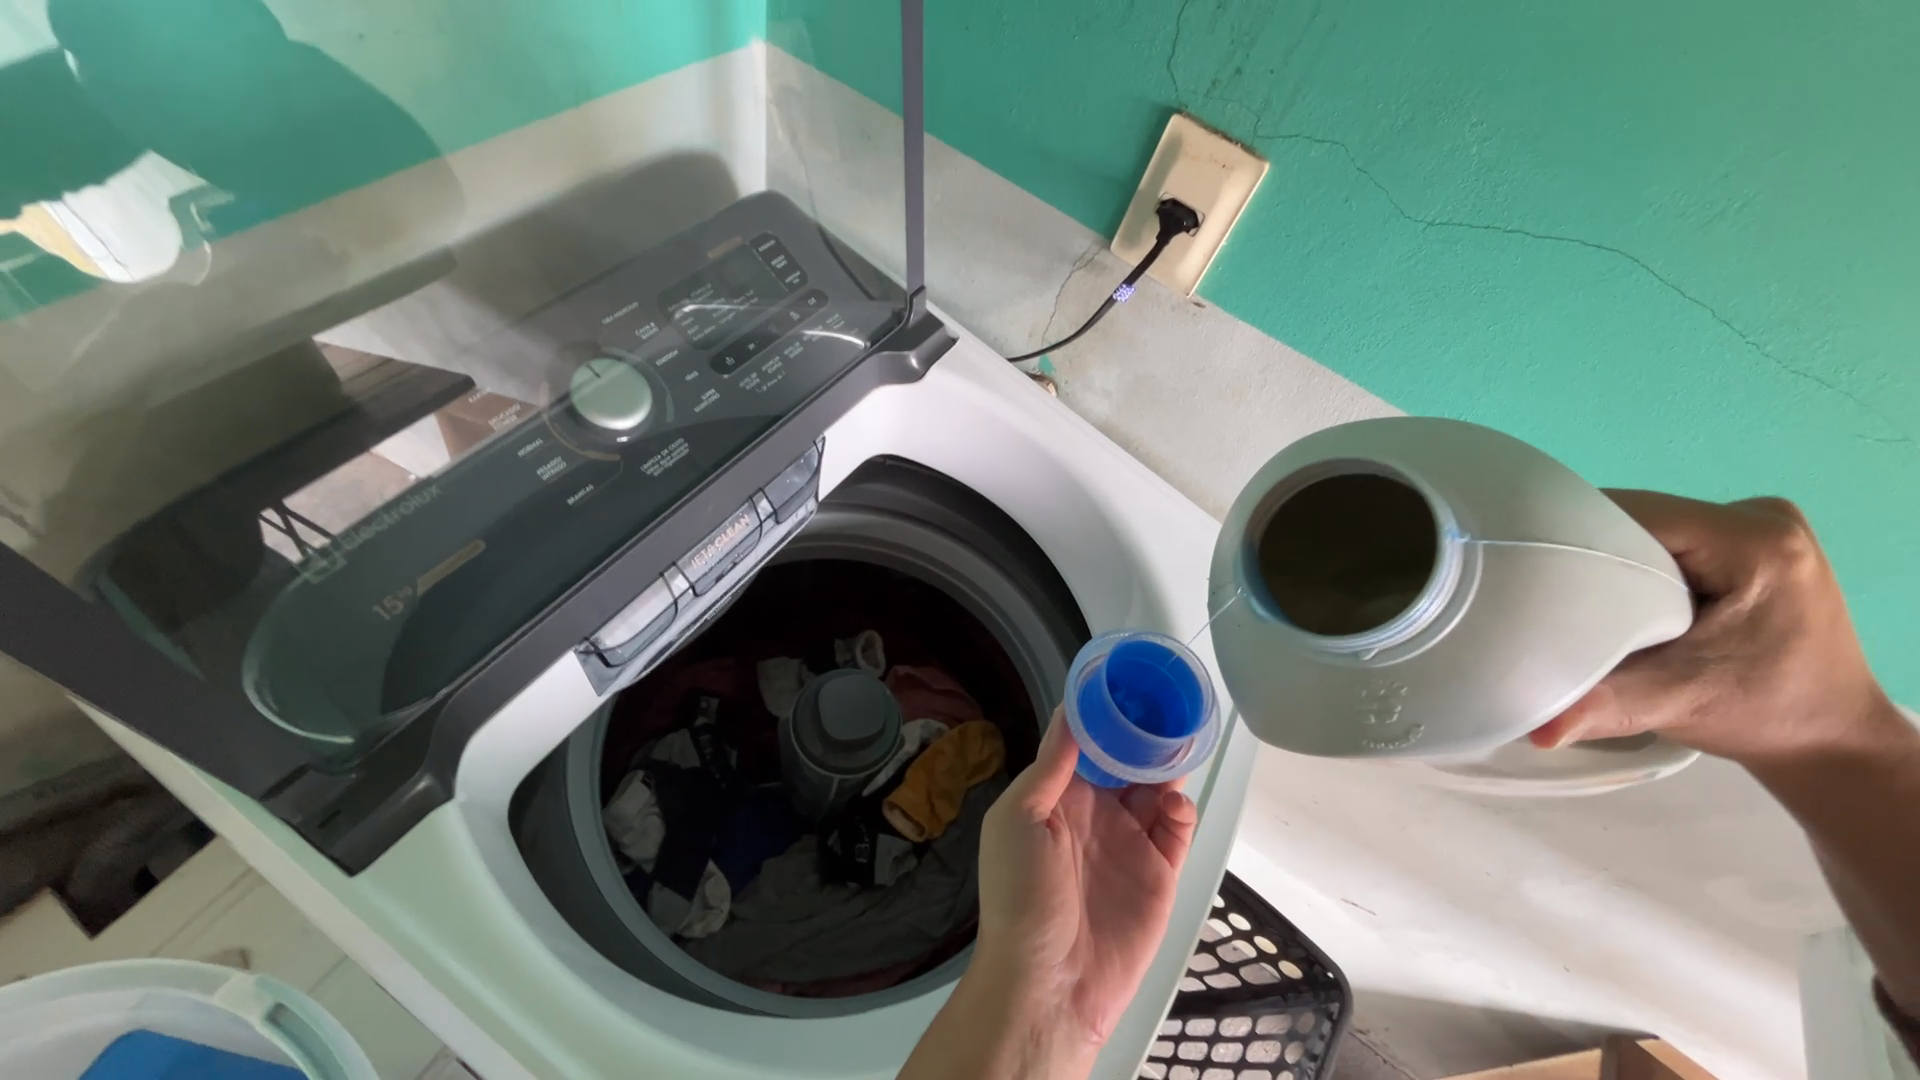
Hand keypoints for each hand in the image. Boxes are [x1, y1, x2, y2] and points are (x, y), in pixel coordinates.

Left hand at [974, 707, 1198, 1045]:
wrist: (1050, 983)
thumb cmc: (1020, 896)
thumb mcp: (1019, 818)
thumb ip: (1049, 765)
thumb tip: (1069, 711)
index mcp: (1056, 796)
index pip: (1085, 745)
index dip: (1103, 717)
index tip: (1123, 685)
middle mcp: (1094, 812)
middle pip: (1126, 761)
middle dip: (1142, 735)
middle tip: (1161, 707)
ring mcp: (1128, 840)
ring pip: (1155, 787)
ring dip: (1165, 765)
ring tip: (1173, 746)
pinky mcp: (1159, 871)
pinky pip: (1177, 828)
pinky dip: (1180, 807)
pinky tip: (1171, 800)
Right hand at [1529, 491, 1905, 768]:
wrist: (1828, 737)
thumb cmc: (1762, 714)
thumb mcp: (1675, 703)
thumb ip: (1603, 705)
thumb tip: (1535, 730)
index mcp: (1755, 541)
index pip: (1634, 516)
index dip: (1571, 534)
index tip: (1518, 563)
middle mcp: (1760, 518)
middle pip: (1637, 516)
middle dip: (1583, 546)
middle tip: (1530, 583)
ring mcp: (1757, 525)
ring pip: (1647, 525)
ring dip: (1603, 554)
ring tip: (1563, 591)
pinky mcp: (1746, 541)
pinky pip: (1664, 537)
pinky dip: (1629, 561)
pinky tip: (1608, 593)